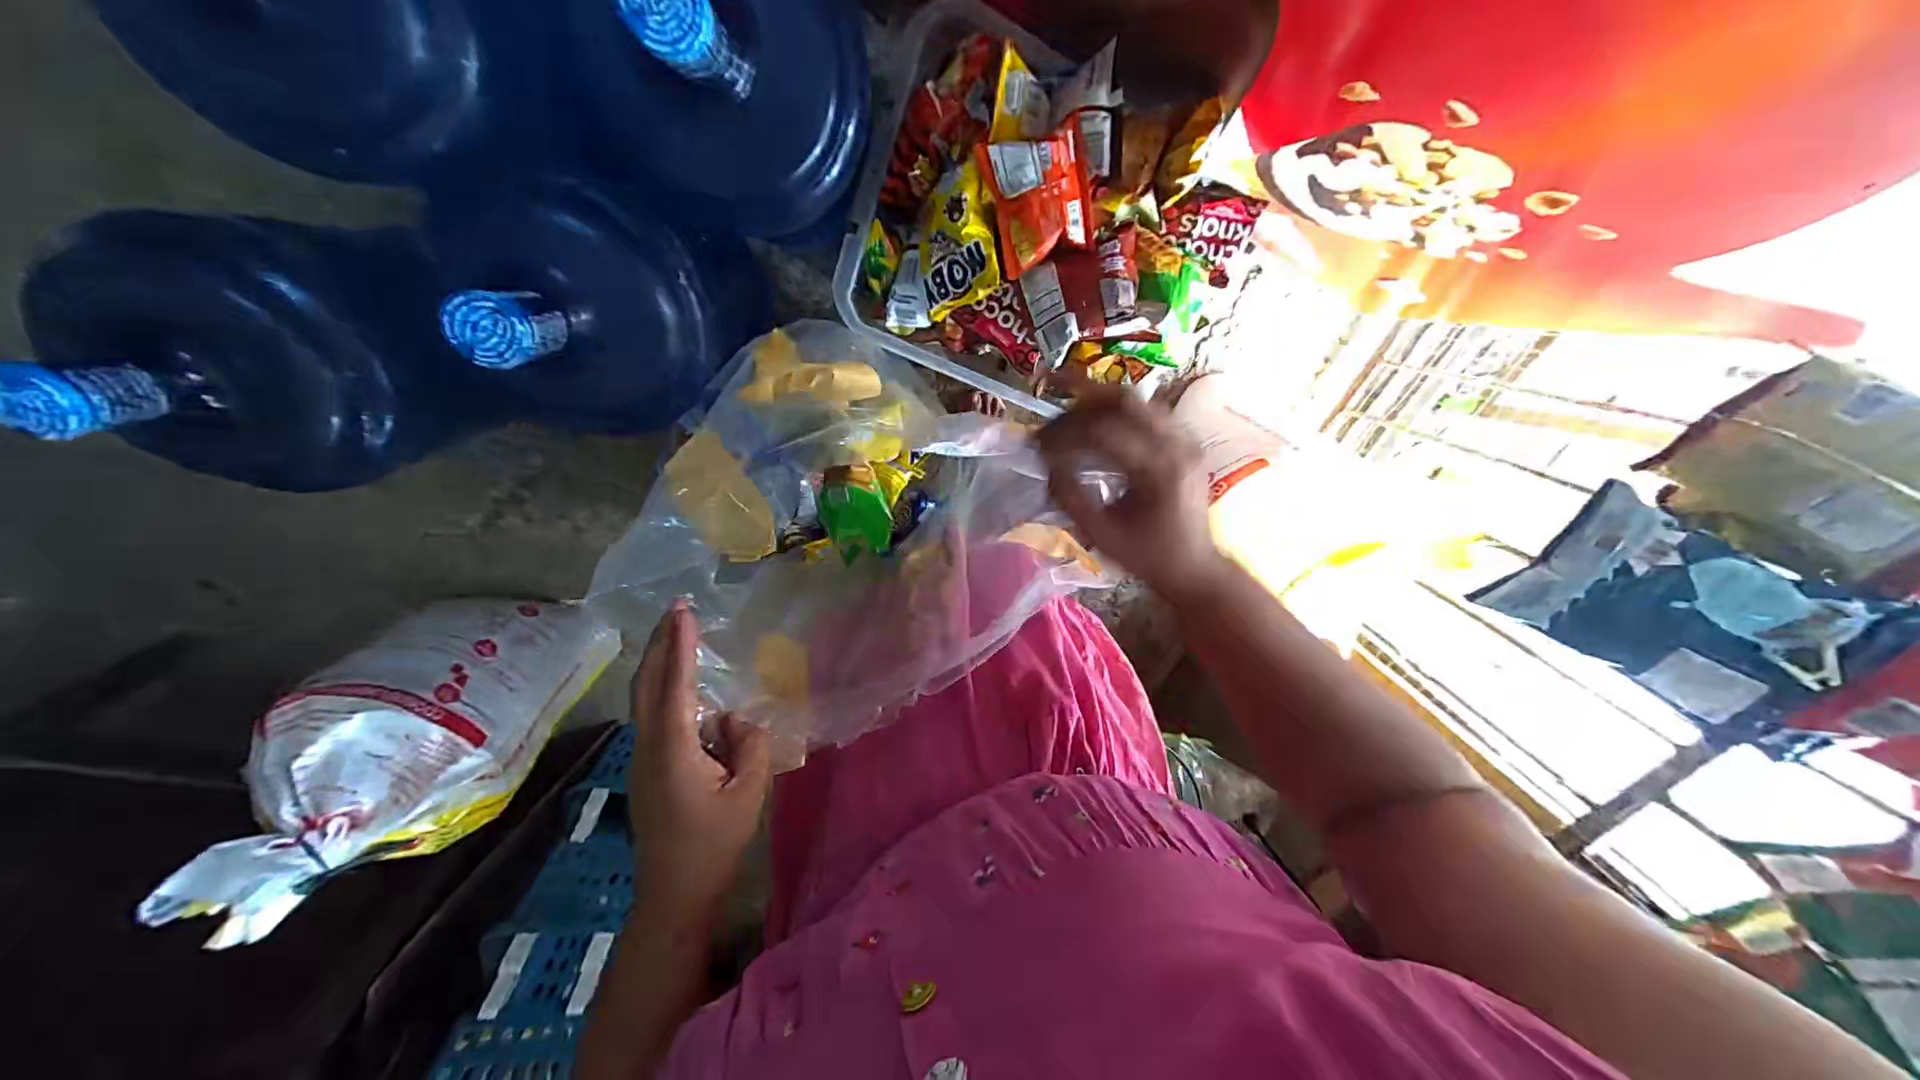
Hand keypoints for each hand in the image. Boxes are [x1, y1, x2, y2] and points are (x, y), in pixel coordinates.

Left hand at [626, 600, 771, 913]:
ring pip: (646, 699)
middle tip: (675, 609)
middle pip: (648, 683)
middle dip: (660, 643)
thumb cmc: (714, 844)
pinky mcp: (647, 769)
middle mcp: (649, 746)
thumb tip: (736, 718)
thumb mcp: (749, 793)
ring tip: (681, 637)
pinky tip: (688, 689)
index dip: (679, 645)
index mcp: (673, 749)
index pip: (676, 684)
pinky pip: (655, 717)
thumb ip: (750, 744)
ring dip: (661, 664)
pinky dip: (667, 690)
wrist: (674, 893)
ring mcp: (642, 758)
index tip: (683, 610)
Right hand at [1036, 386, 1230, 601]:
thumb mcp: (1101, 534)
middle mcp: (1178, 445)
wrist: (1193, 568)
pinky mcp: (1185, 443)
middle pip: (1124, 401)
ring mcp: (1186, 440)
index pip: (1104, 432)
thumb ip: (1071, 498)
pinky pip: (1149, 413)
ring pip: (1138, 401)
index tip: (1039, 444)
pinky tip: (1096, 422)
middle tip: (1050, 409)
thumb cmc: (1147, 557)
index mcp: (1159, 470)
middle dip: (1080, 401)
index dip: (1066, 432)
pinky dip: (1118, 413)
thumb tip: (1047, 466)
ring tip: (1068, 410)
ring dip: (1099, 402)